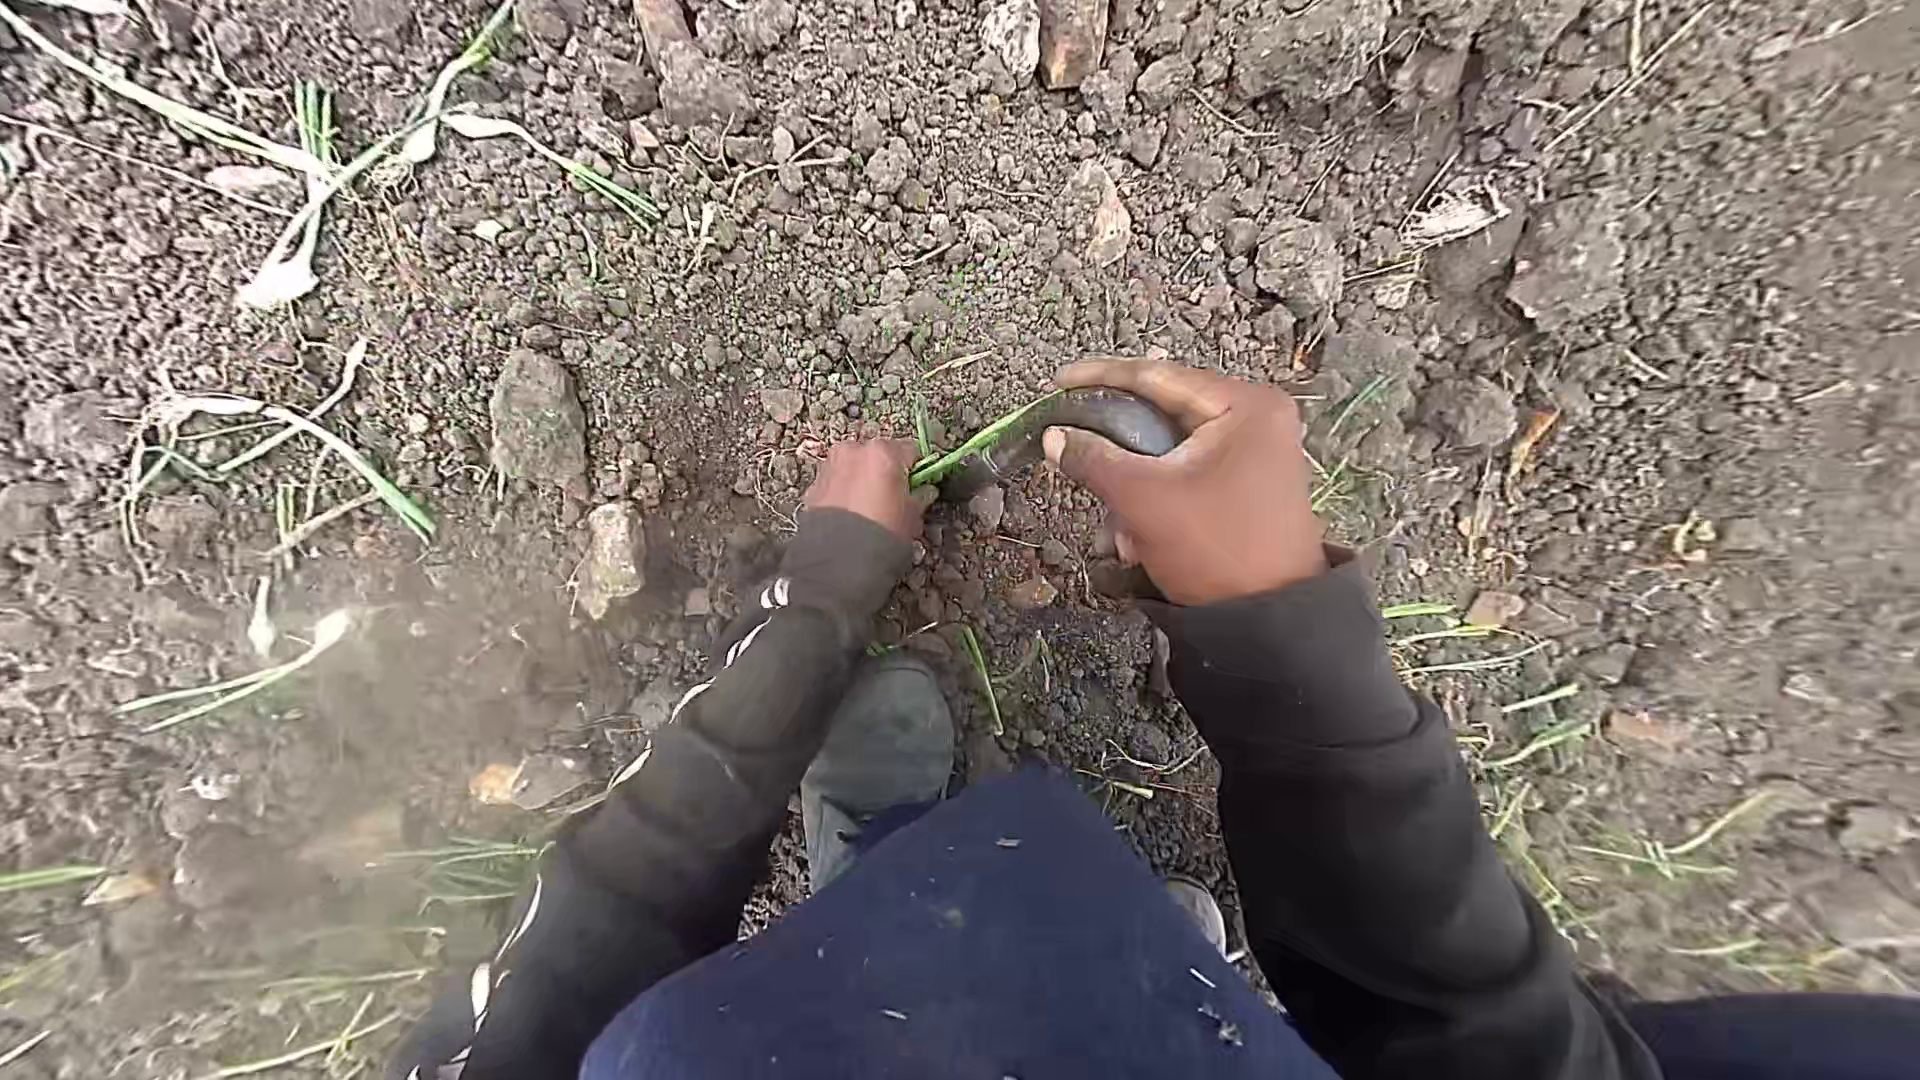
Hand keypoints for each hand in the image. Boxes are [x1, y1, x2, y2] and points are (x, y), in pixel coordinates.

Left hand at [803, 437, 927, 541]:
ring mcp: (830, 466)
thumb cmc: (880, 535)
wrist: (838, 561)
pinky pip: (837, 483)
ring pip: (855, 468)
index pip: (911, 451)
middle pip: (879, 456)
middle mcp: (853, 451)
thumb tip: (922, 493)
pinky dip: (846, 493)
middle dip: (887, 474)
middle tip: (895, 500)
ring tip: (870, 511)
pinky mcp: (813, 486)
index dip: (918, 470)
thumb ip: (919, 498)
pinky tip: (852, 516)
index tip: (921, 486)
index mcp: (883, 452)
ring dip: (864, 482)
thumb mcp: (912, 517)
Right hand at [1043, 359, 1326, 605]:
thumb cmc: (1213, 547)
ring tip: (1120, 531)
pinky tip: (1138, 540)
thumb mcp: (1144, 499)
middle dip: (1115, 451)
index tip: (1057, 383)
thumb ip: (1093, 459)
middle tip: (1075, 454)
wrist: (1267, 619)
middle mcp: (1252, 417)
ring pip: (1165, 451)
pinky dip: (1152, 501)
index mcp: (1243, 404)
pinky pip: (1180, 475)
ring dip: (1131, 489)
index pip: (1157, 375)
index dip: (1099, 377)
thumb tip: (1052, 436)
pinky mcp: (1240, 482)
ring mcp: (1249, 451)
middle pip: (1159, 415)